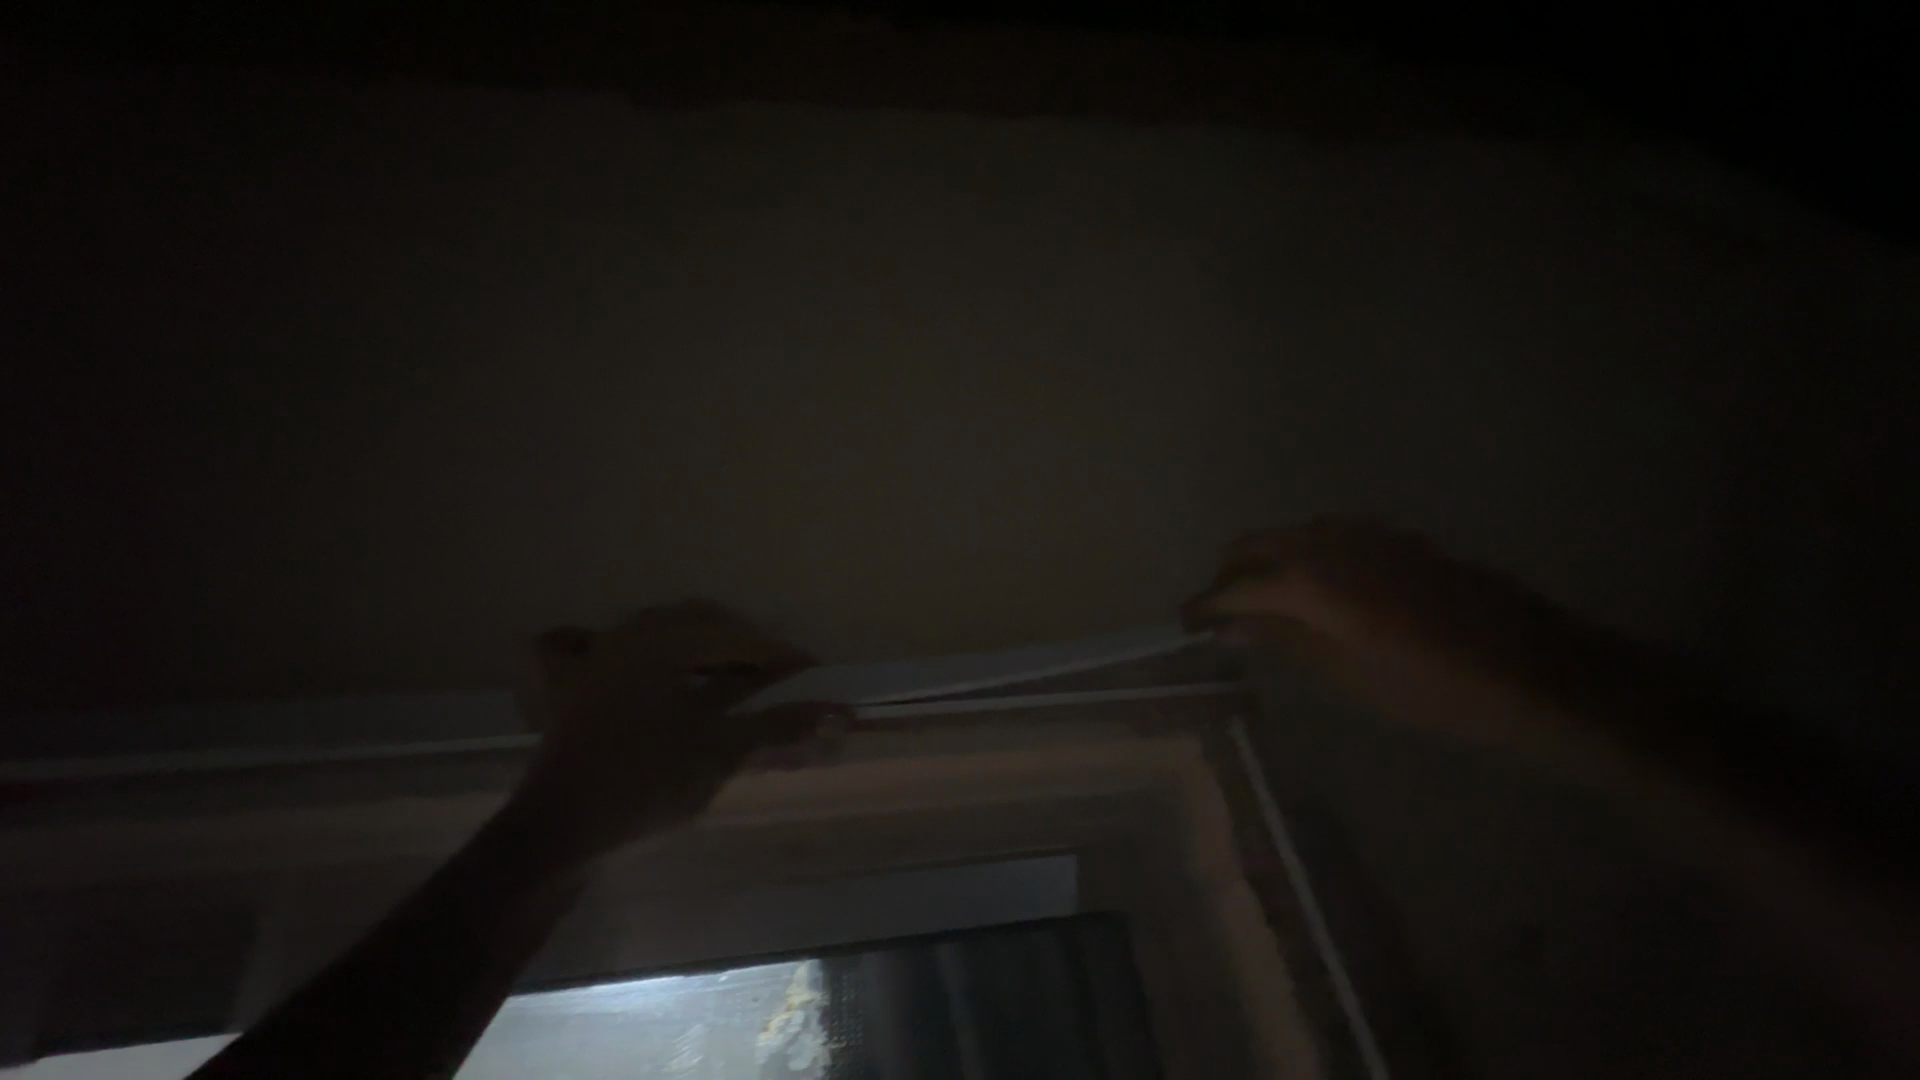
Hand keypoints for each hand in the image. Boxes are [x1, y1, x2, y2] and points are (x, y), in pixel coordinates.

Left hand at [507, 600, 848, 862]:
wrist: (560, 833)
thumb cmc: (645, 783)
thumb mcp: (720, 752)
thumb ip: (780, 726)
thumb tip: (842, 715)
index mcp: (660, 643)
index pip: (735, 639)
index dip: (778, 655)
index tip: (814, 671)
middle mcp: (625, 637)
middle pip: (698, 624)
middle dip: (742, 644)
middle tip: (776, 672)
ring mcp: (592, 660)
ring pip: (656, 633)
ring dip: (697, 646)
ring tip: (728, 669)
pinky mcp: (571, 687)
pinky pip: (592, 649)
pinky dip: (621, 651)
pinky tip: (630, 659)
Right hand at [1183, 517, 1600, 751]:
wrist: (1531, 668)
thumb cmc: (1431, 687)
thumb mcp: (1344, 673)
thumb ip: (1279, 638)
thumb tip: (1226, 624)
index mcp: (1309, 582)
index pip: (1234, 586)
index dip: (1203, 606)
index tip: (1184, 624)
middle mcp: (1327, 542)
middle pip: (1253, 547)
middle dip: (1229, 578)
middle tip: (1222, 616)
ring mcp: (1363, 532)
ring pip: (1288, 535)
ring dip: (1264, 563)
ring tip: (1263, 603)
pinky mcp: (1392, 536)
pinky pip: (1324, 534)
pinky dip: (1301, 555)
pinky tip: (1314, 589)